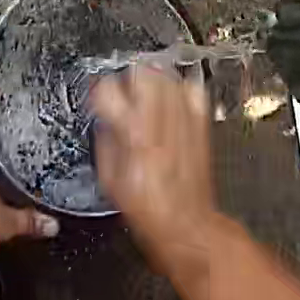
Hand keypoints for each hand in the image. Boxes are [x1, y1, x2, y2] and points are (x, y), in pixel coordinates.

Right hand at [90, 65, 221, 250]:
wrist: (187, 226)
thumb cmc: (147, 209)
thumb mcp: (110, 181)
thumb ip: (104, 142)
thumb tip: (104, 120)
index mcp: (133, 135)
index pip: (110, 90)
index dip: (100, 90)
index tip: (98, 98)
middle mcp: (159, 122)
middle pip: (143, 73)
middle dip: (128, 78)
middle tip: (123, 92)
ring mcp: (183, 121)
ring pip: (168, 78)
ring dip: (153, 79)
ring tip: (145, 93)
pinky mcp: (201, 125)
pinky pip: (193, 92)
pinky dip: (181, 89)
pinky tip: (172, 99)